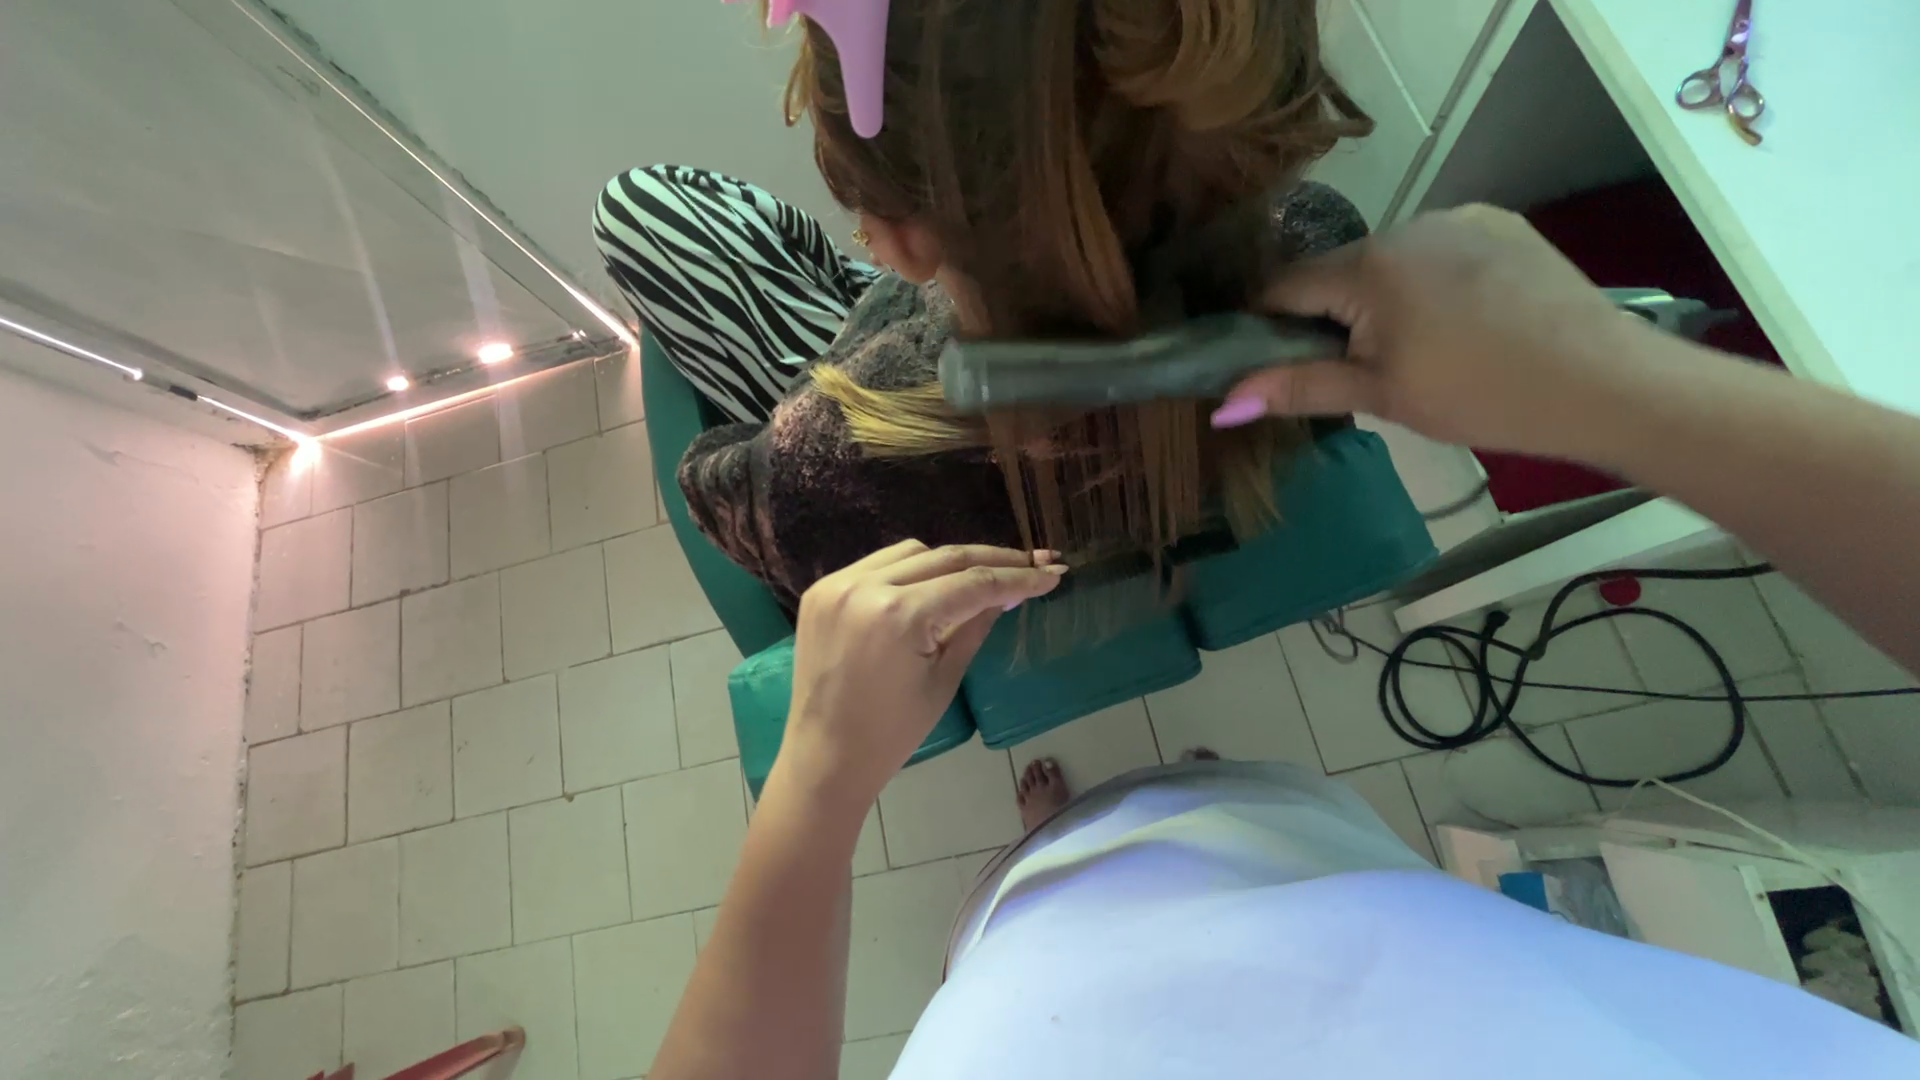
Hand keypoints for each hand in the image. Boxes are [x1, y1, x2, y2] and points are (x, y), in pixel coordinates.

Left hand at [778, 541, 1066, 805]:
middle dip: (993, 559)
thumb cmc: (892, 733)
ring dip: (949, 560)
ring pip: (911, 552)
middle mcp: (864, 586)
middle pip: (945, 556)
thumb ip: (977, 625)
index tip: (1052, 574)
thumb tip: (1009, 592)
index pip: (973, 583)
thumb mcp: (944, 679)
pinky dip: (910, 569)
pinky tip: (932, 584)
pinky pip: (878, 564)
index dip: (1018, 578)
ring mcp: (837, 584)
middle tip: (1032, 563)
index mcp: (898, 615)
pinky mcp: (821, 589)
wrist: (824, 758)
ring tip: (981, 578)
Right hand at [1215, 205, 1675, 456]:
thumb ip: (1297, 389)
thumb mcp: (1378, 395)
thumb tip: (1222, 406)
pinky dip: (1422, 281)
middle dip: (1326, 315)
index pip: (1283, 286)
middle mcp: (1408, 224)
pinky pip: (1432, 249)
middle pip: (1335, 272)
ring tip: (1409, 348)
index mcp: (1369, 266)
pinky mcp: (1499, 223)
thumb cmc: (1477, 395)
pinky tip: (1453, 320)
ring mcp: (1459, 217)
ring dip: (1374, 298)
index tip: (1267, 362)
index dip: (1264, 325)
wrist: (1603, 382)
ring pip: (1384, 260)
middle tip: (1350, 368)